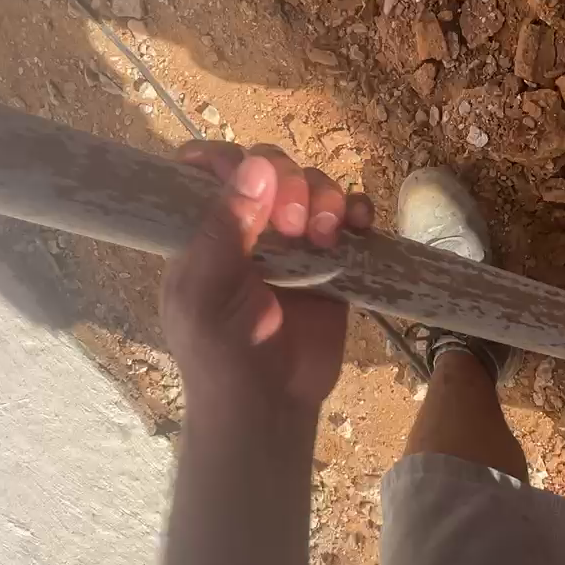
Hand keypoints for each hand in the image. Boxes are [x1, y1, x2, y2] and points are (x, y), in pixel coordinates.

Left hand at [161, 142, 374, 421]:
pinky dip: (358, 210)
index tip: (257, 180)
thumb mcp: (206, 294)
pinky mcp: (332, 258)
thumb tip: (256, 165)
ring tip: (326, 236)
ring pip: (314, 185)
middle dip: (291, 183)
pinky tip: (360, 225)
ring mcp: (292, 240)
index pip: (208, 167)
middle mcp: (248, 225)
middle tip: (294, 225)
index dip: (231, 161)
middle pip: (271, 167)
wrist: (273, 404)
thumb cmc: (223, 353)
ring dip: (327, 197)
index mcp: (204, 229)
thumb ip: (224, 229)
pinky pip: (349, 215)